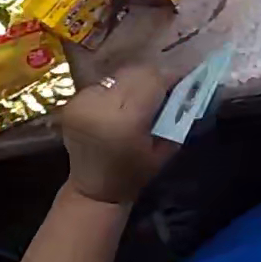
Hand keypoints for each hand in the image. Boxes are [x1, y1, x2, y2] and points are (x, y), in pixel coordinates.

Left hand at [60, 64, 172, 205]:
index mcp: (125, 121)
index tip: (184, 78)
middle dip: (154, 77)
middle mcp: (100, 106)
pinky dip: (118, 88)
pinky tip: (122, 103)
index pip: (152, 80)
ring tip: (143, 95)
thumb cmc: (135, 173)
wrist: (93, 189)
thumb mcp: (166, 147)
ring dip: (135, 81)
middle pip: (136, 72)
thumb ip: (176, 113)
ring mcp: (82, 102)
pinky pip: (105, 83)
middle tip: (165, 87)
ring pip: (120, 74)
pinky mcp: (73, 102)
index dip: (170, 76)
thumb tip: (187, 85)